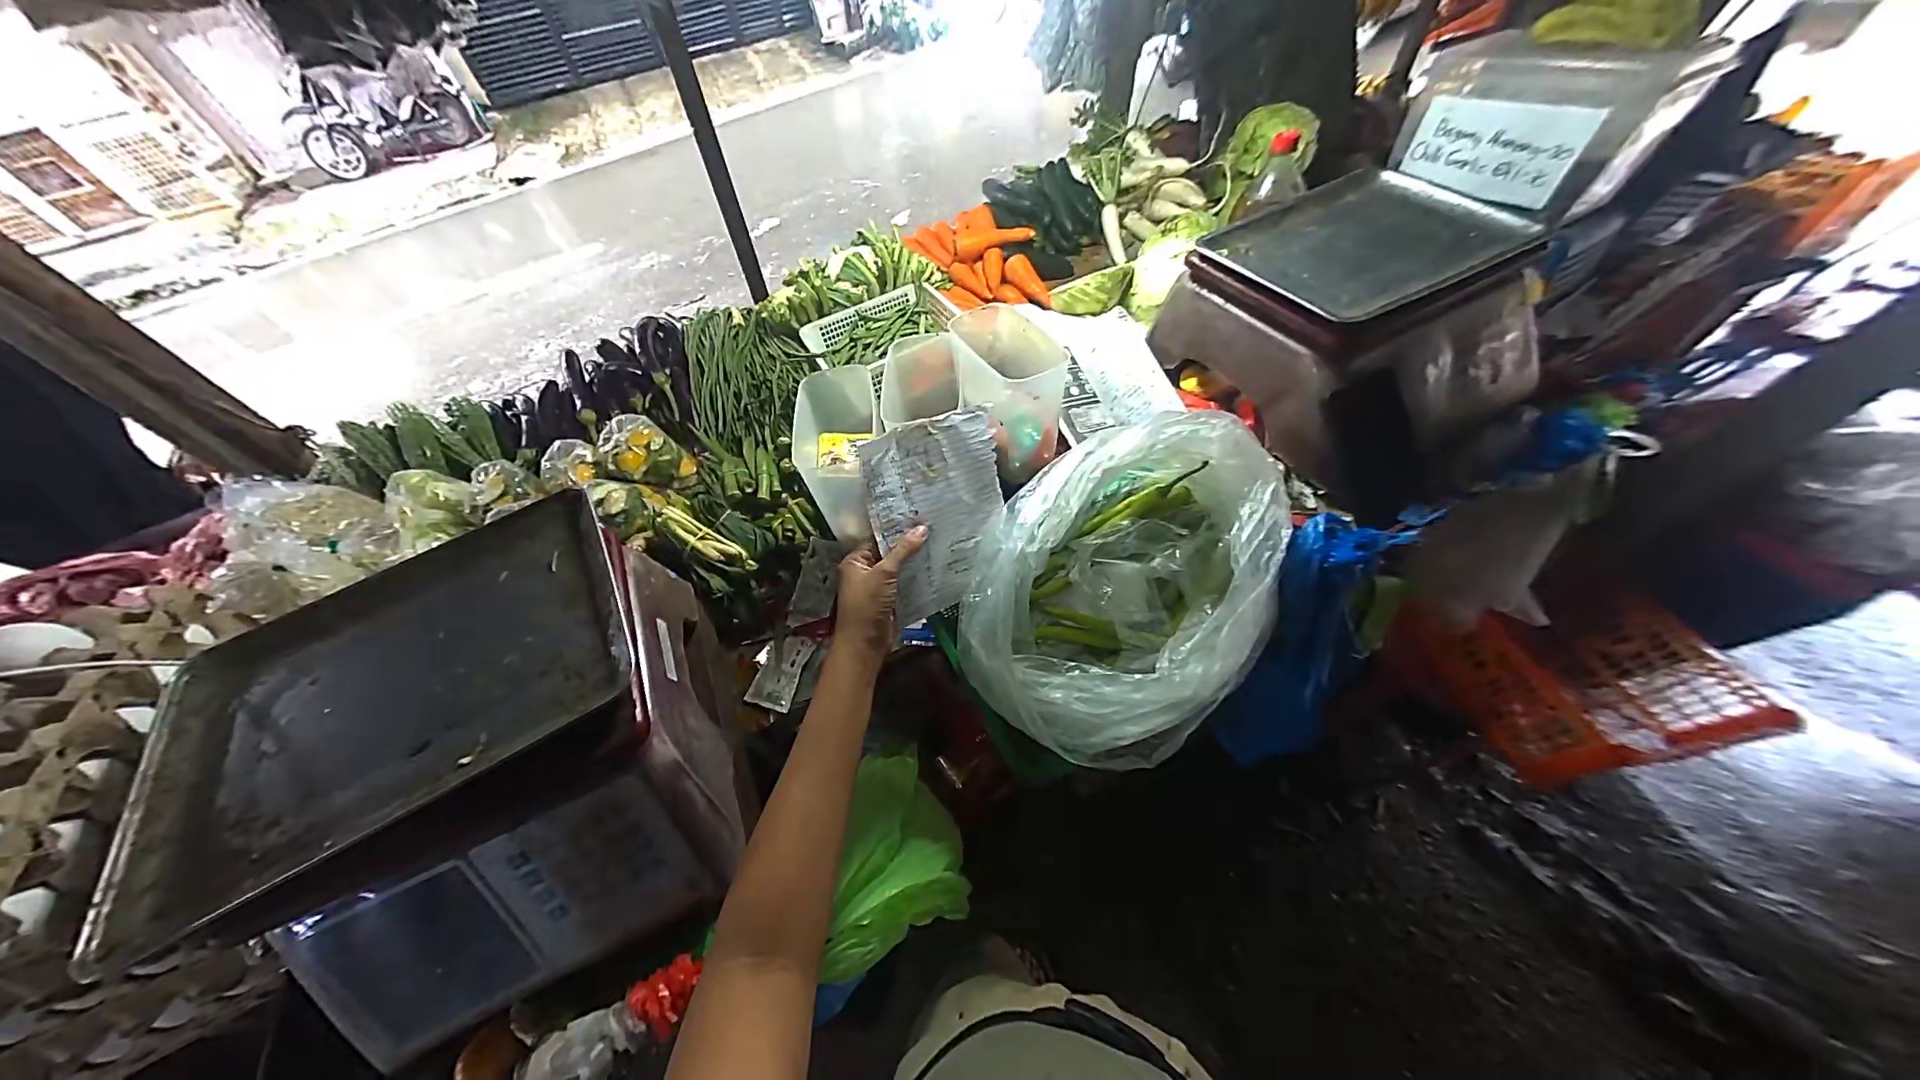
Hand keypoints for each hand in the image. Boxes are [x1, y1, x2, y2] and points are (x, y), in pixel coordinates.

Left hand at [835, 526, 928, 657]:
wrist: (865, 644)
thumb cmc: (867, 605)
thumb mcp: (884, 573)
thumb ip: (903, 550)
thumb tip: (922, 527)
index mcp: (856, 561)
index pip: (877, 538)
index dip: (897, 529)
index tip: (919, 517)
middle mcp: (866, 571)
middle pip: (890, 553)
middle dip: (909, 544)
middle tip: (934, 528)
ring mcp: (879, 587)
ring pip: (900, 569)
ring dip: (916, 560)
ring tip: (939, 543)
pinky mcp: (891, 600)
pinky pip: (905, 583)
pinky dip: (918, 577)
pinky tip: (936, 567)